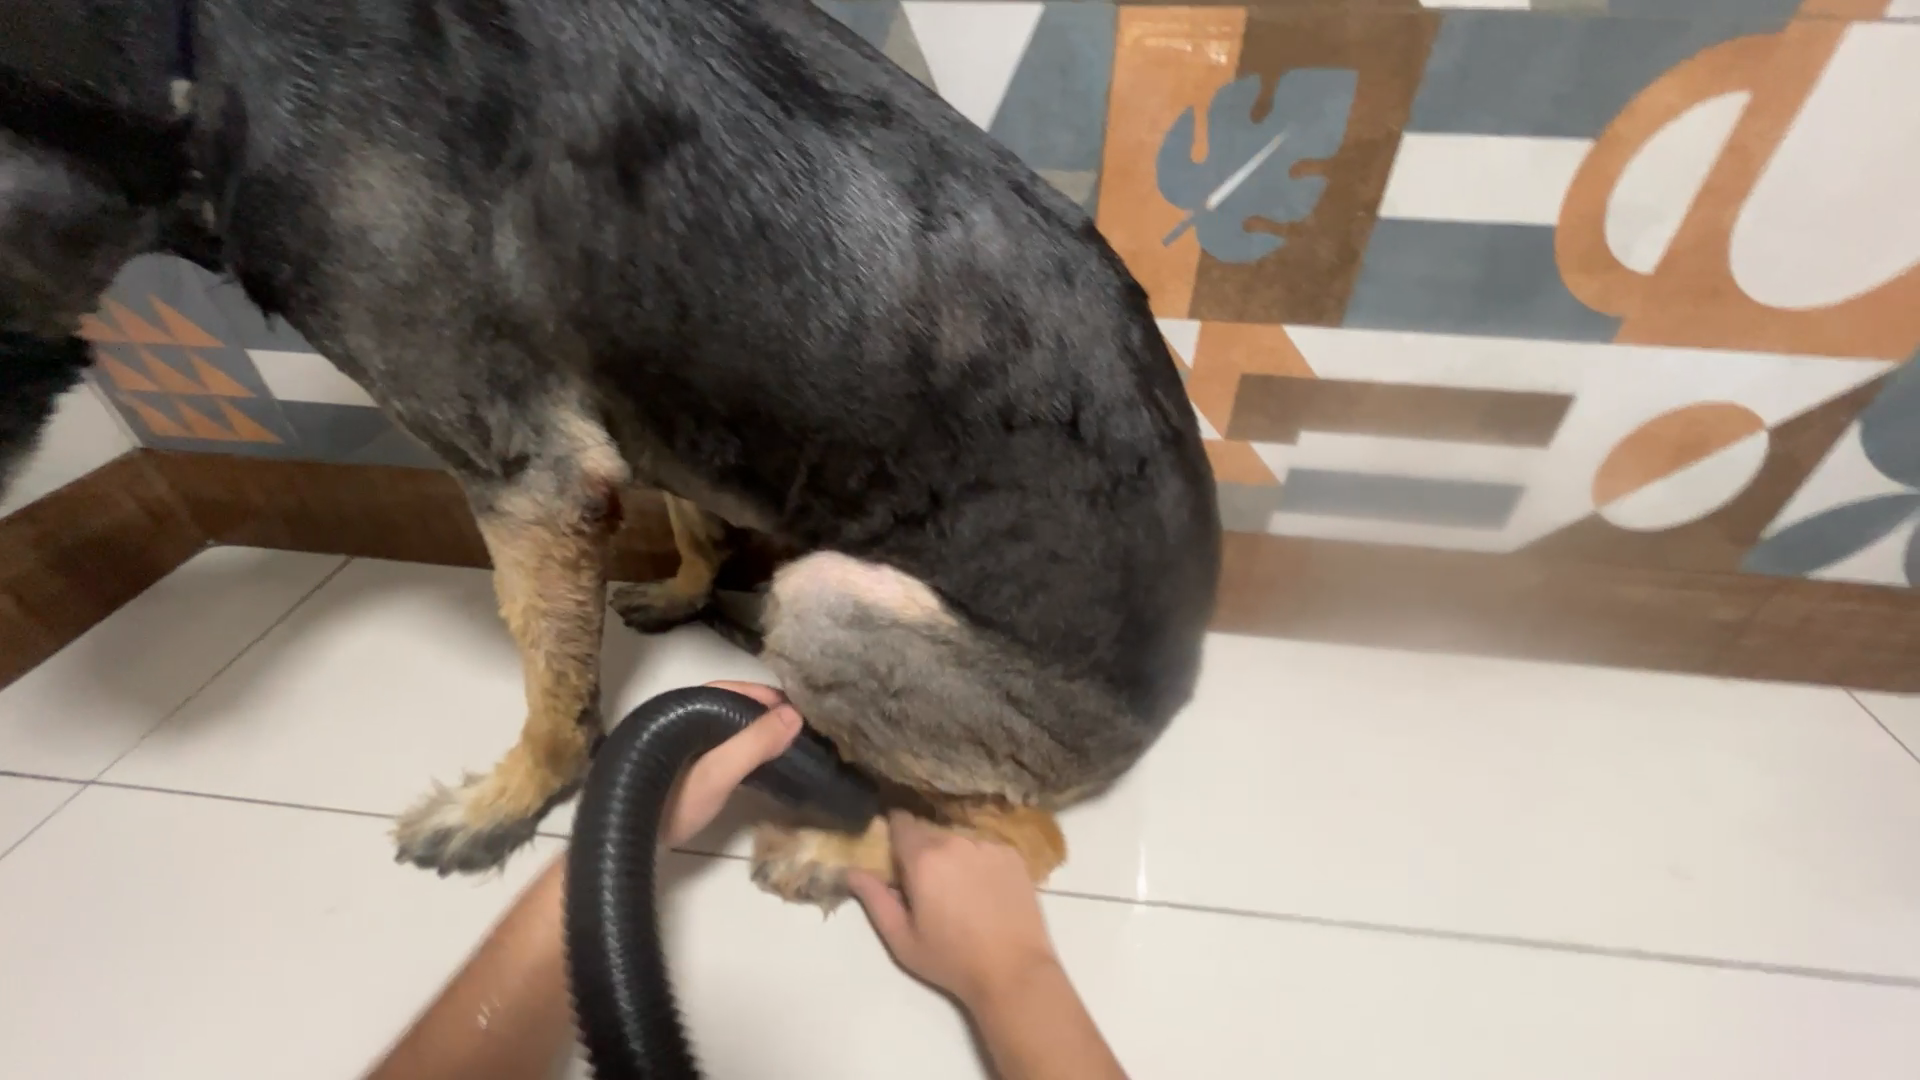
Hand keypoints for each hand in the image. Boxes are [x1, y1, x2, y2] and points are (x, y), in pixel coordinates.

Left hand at [660, 681, 802, 847]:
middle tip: (797, 731)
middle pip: (731, 706)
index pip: (734, 689)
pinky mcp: (679, 763)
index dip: (767, 697)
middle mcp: (680, 716)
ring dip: (754, 732)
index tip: (799, 712)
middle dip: (764, 715)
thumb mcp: (718, 774)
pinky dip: (741, 748)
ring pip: (725, 726)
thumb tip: (795, 714)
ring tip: (784, 746)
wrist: (628, 843)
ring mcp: (679, 741)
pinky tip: (757, 762)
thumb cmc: (671, 804)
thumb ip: (754, 743)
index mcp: (685, 708)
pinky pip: (718, 744)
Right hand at [847, 812, 1060, 1009]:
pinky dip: (979, 862)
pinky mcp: (1012, 853)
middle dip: (923, 851)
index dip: (895, 833)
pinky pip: (985, 849)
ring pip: (959, 840)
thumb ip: (875, 900)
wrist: (1013, 971)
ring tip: (960, 891)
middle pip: (930, 832)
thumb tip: (852, 871)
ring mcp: (987, 844)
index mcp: (924, 858)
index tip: (895, 851)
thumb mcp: (902, 939)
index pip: (901, 823)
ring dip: (952, 856)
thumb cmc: (951, 960)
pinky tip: (985, 891)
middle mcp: (955, 840)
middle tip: (927, 885)